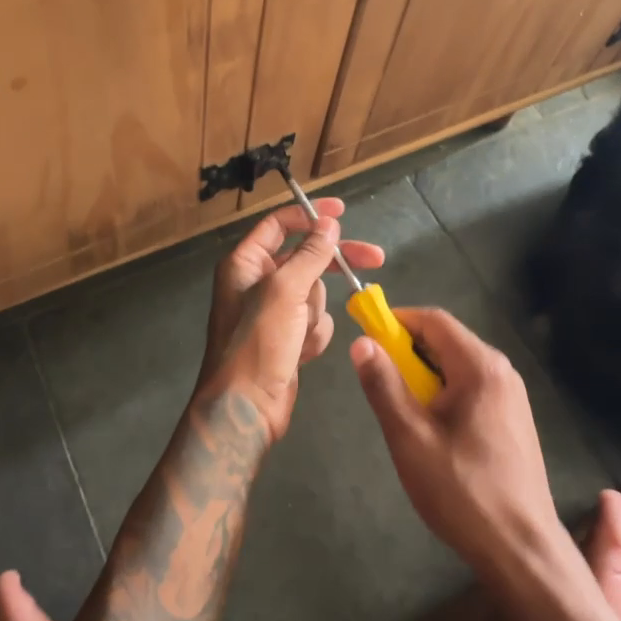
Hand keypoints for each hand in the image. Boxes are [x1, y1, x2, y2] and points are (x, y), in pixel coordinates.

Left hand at [200, 199, 383, 442]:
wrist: (246, 408)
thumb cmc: (256, 342)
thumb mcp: (284, 290)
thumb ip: (309, 254)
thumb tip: (329, 225)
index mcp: (245, 263)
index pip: (279, 225)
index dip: (310, 215)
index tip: (343, 212)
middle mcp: (257, 283)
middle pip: (306, 258)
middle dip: (333, 264)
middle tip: (374, 258)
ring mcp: (274, 313)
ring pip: (315, 293)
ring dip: (316, 312)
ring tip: (299, 332)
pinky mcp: (288, 338)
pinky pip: (315, 323)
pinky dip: (314, 336)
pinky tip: (301, 353)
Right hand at [351, 308, 562, 574]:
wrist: (520, 548)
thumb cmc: (461, 490)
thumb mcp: (410, 437)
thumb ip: (384, 386)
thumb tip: (362, 344)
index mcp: (480, 367)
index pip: (434, 320)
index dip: (396, 320)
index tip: (365, 334)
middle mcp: (502, 372)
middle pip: (447, 340)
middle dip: (408, 350)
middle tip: (379, 380)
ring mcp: (512, 397)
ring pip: (459, 367)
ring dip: (425, 375)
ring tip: (402, 410)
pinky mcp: (514, 421)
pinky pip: (472, 389)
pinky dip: (445, 394)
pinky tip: (432, 430)